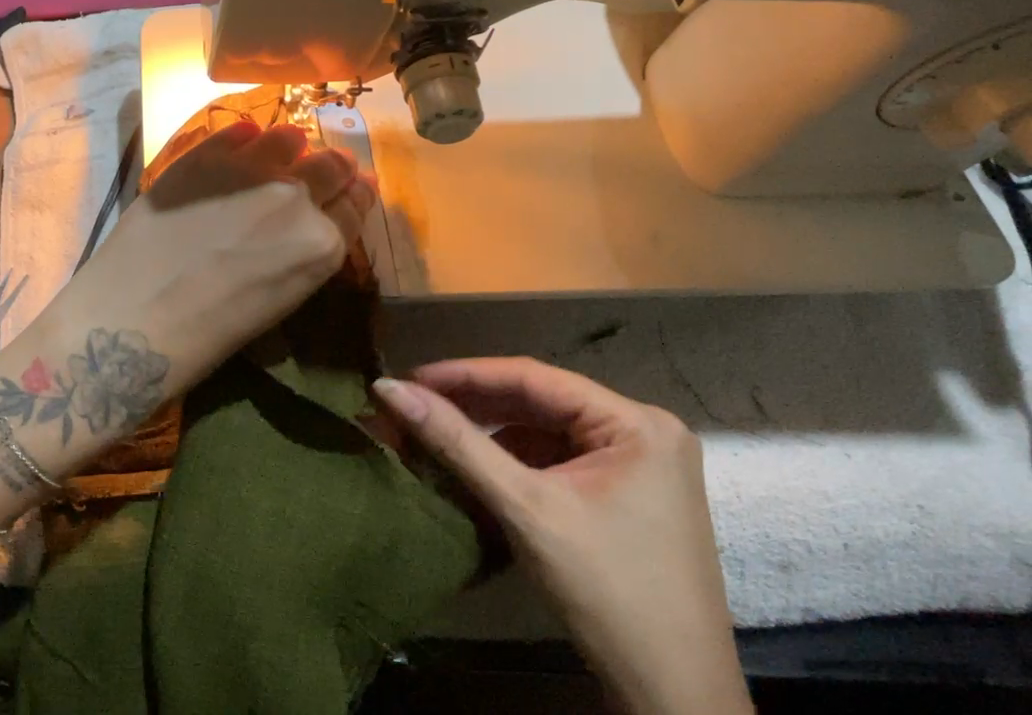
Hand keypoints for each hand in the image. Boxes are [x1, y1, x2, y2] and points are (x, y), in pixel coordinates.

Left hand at [48, 120, 374, 389]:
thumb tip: (315, 223)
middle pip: (329, 166)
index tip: (353, 187)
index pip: (354, 204)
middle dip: (331, 167)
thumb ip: (305, 254)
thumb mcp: (280, 300)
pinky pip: (238, 133)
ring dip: (290, 146)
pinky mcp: (203, 156)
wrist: (136, 314)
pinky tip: (244, 142)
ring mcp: (248, 170)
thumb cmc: (209, 330)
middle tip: (323, 168)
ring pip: (287, 139)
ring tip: (282, 153)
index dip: (354, 194)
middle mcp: (296, 198)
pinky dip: (246, 137)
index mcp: (322, 244)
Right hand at [373, 359, 750, 714]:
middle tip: (409, 406)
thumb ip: (455, 442)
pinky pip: (555, 459)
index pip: (533, 377)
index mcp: (636, 423)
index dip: (463, 374)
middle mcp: (643, 432)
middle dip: (471, 405)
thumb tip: (387, 387)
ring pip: (543, 431)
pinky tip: (471, 469)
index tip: (405, 377)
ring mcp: (637, 465)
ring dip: (487, 434)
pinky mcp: (624, 494)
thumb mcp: (524, 507)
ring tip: (430, 434)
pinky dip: (510, 461)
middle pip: (539, 402)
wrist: (670, 688)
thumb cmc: (605, 588)